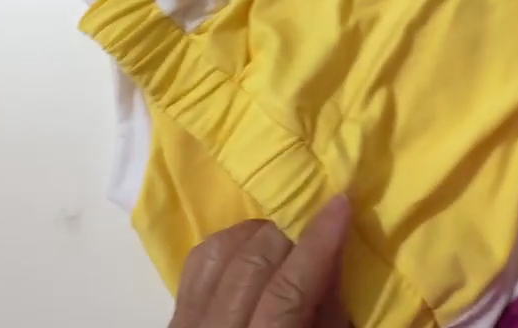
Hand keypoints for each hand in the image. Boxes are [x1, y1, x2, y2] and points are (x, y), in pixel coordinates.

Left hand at [169, 196, 353, 327]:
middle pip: (252, 266)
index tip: (342, 201)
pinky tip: (253, 249)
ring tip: (288, 237)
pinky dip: (229, 245)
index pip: (287, 293)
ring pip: (219, 254)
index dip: (317, 244)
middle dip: (291, 233)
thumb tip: (334, 252)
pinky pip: (198, 263)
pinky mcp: (174, 321)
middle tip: (319, 221)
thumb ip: (329, 315)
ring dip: (259, 235)